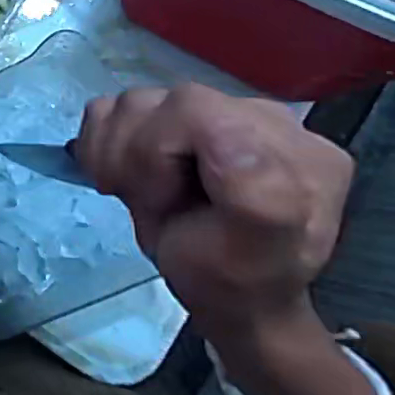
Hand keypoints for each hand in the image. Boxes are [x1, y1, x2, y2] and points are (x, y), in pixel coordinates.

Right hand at [72, 85, 353, 346]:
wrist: (223, 291)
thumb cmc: (234, 278)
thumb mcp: (254, 254)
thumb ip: (262, 199)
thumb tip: (238, 148)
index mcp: (293, 147)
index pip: (193, 111)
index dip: (154, 154)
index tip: (167, 204)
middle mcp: (256, 116)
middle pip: (154, 102)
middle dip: (133, 159)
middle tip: (153, 203)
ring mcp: (207, 111)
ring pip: (127, 103)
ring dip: (115, 157)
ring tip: (144, 194)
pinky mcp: (169, 114)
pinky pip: (109, 107)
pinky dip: (101, 146)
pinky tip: (128, 177)